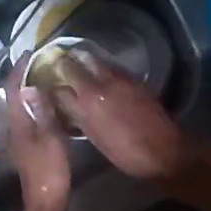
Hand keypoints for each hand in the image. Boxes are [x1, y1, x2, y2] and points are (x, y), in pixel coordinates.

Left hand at [5, 59, 69, 210]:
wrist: (46, 203)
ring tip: (49, 76)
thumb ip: (42, 111)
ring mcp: (20, 137)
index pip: (12, 89)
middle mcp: (14, 127)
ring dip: (31, 89)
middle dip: (25, 76)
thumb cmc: (49, 170)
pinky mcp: (28, 144)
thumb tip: (30, 85)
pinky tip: (52, 102)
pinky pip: (30, 115)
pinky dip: (38, 103)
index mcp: (17, 123)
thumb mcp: (50, 138)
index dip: (19, 69)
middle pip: (14, 95)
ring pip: (22, 105)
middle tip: (43, 61)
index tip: (31, 53)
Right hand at [52, 54, 192, 182]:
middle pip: (83, 58)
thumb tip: (61, 96)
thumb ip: (76, 112)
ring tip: (80, 67)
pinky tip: (103, 79)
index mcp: (90, 96)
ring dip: (89, 61)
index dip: (54, 69)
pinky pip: (115, 68)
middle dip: (71, 58)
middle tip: (62, 62)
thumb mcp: (93, 135)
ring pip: (100, 61)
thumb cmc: (124, 151)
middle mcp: (106, 81)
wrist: (164, 151)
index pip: (65, 72)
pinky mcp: (138, 82)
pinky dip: (105, 69)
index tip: (47, 70)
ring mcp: (124, 79)